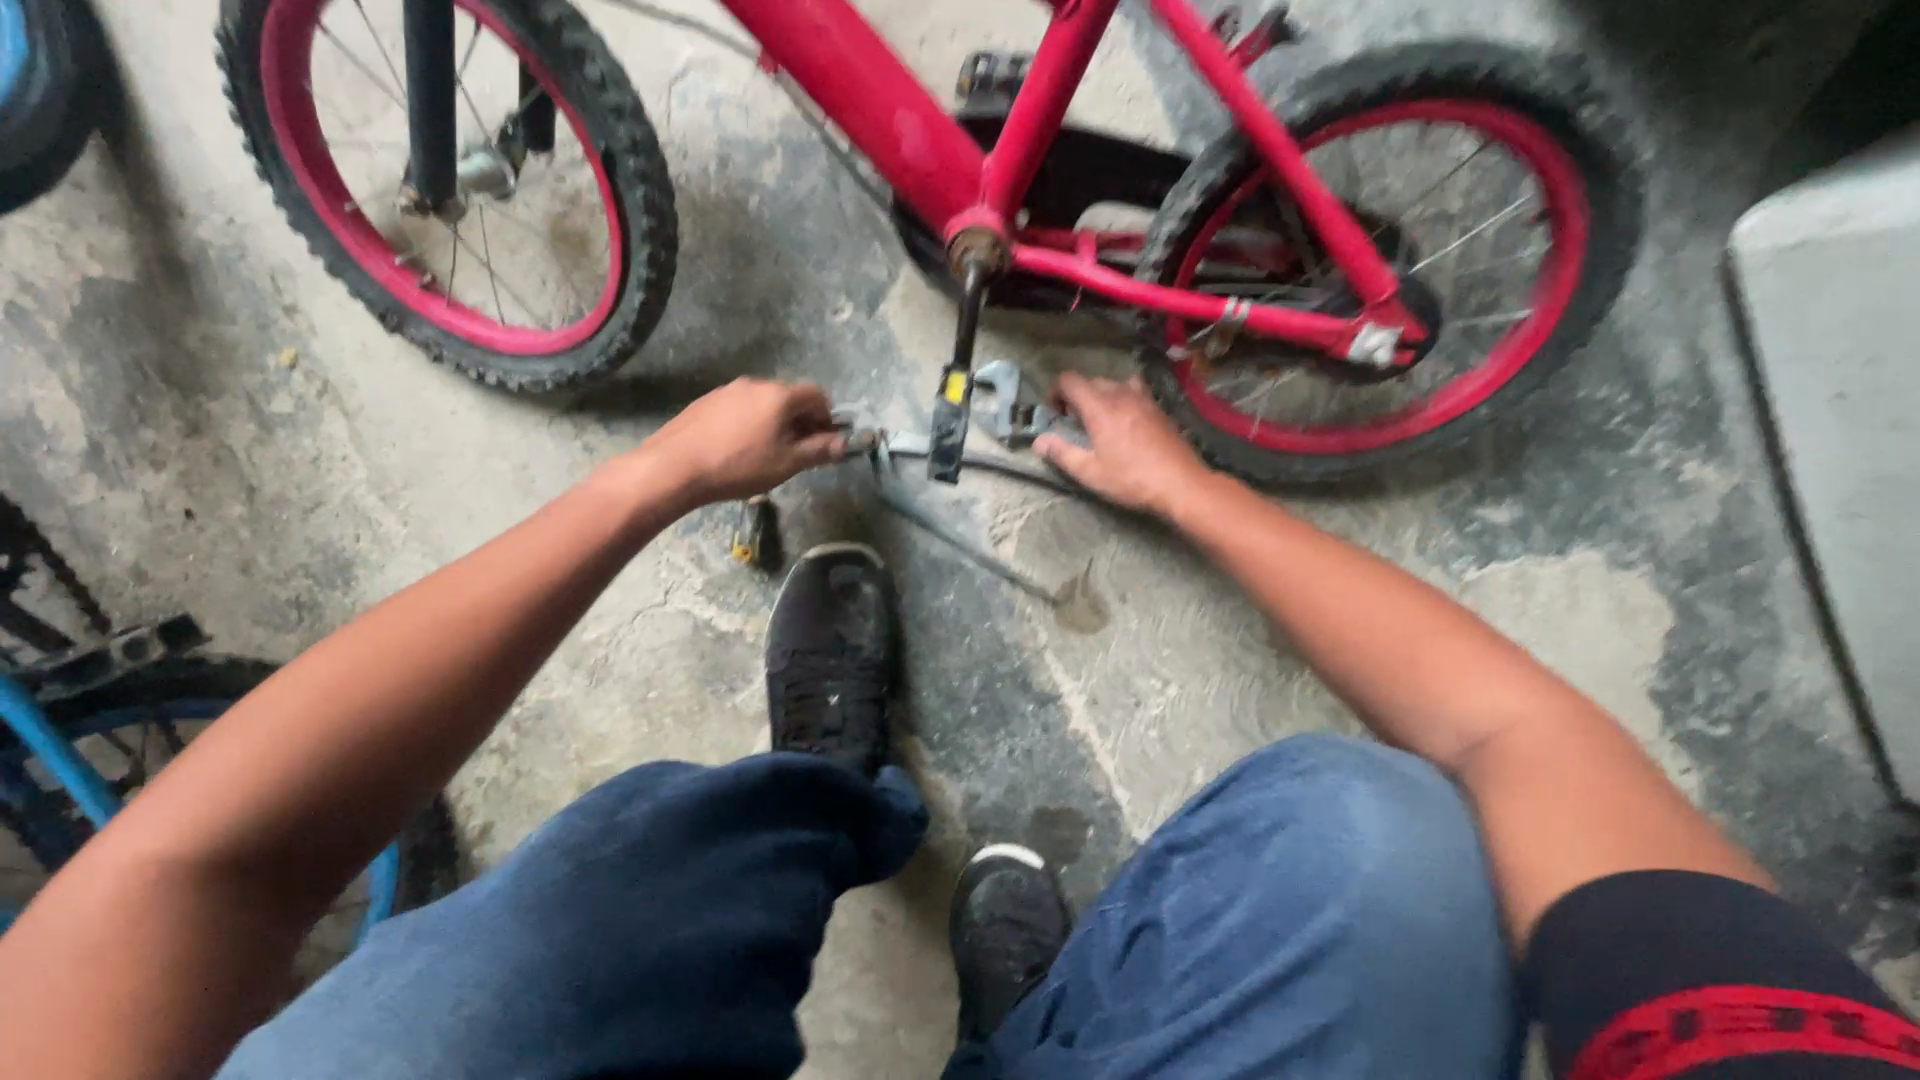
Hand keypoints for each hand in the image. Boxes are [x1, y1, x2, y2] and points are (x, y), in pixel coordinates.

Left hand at [631, 378, 846, 505]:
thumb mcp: (787, 464)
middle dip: (801, 421)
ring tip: (765, 453)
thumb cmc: (739, 465)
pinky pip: (739, 408)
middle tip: (797, 452)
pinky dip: (749, 423)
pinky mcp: (705, 402)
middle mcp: (754, 384)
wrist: (675, 467)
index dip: (827, 417)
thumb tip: (844, 444)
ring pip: (763, 403)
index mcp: (779, 395)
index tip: (823, 442)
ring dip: (774, 422)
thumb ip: (819, 451)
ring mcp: (726, 390)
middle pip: (789, 397)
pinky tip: (736, 449)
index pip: (817, 395)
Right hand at [1035, 373, 1214, 517]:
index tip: (1056, 413)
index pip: (1070, 380)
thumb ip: (1061, 454)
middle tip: (1075, 423)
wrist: (1181, 483)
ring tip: (1101, 420)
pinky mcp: (1158, 408)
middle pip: (1091, 381)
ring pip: (1114, 384)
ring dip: (1101, 395)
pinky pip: (1134, 391)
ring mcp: (1143, 399)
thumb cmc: (1131, 479)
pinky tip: (1126, 423)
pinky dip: (1122, 398)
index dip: (1056, 391)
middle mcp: (1121, 395)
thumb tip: (1039, 442)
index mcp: (1099, 407)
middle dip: (1077, 396)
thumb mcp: (1090, 473)